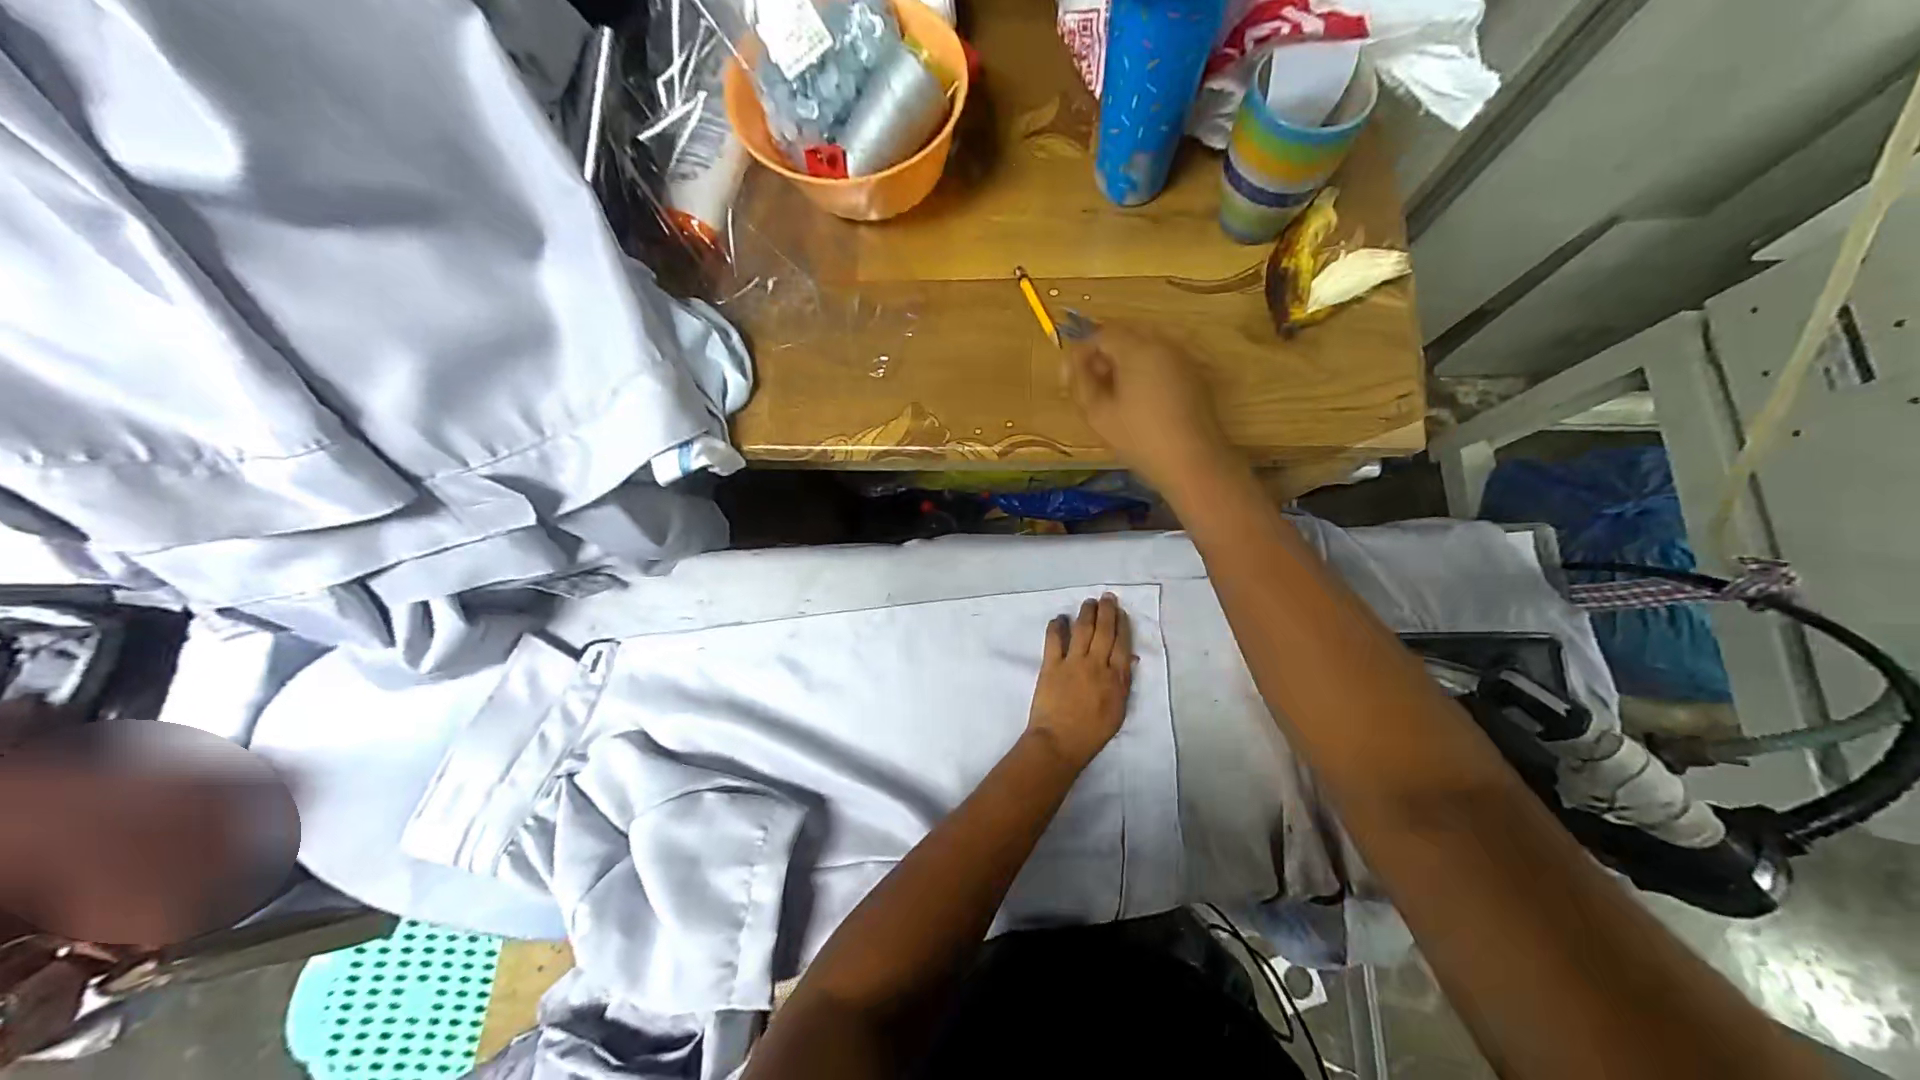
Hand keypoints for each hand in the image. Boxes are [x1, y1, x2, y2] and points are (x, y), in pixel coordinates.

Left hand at [1025, 594, 1134, 768]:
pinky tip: (1059, 618)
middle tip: (1106, 597)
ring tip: (1088, 602)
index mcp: (1116, 678)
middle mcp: (1097, 664)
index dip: (1122, 625)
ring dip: (1086, 612)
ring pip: (1082, 629)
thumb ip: (1122, 683)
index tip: (1121, 612)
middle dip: (1107, 611)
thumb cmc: (1092, 733)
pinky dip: (1057, 626)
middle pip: (1104, 631)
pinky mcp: (1051, 665)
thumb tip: (1128, 660)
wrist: (1060, 742)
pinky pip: (1054, 639)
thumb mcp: (1118, 710)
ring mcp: (1073, 662)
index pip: (1122, 643)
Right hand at [1064, 322, 1237, 495]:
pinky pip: (1162, 362)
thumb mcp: (1097, 413)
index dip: (1082, 353)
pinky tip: (1139, 402)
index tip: (1070, 378)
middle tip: (1091, 386)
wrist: (1192, 462)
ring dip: (1125, 364)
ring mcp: (1183, 359)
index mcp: (1137, 349)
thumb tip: (1073, 363)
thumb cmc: (1139, 438)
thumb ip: (1081, 381)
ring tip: (1113, 396)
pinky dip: (1145, 372)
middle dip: (1104, 355)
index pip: (1102, 334)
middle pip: (1126, 336)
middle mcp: (1163, 345)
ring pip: (1146, 348)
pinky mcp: (1195, 377)